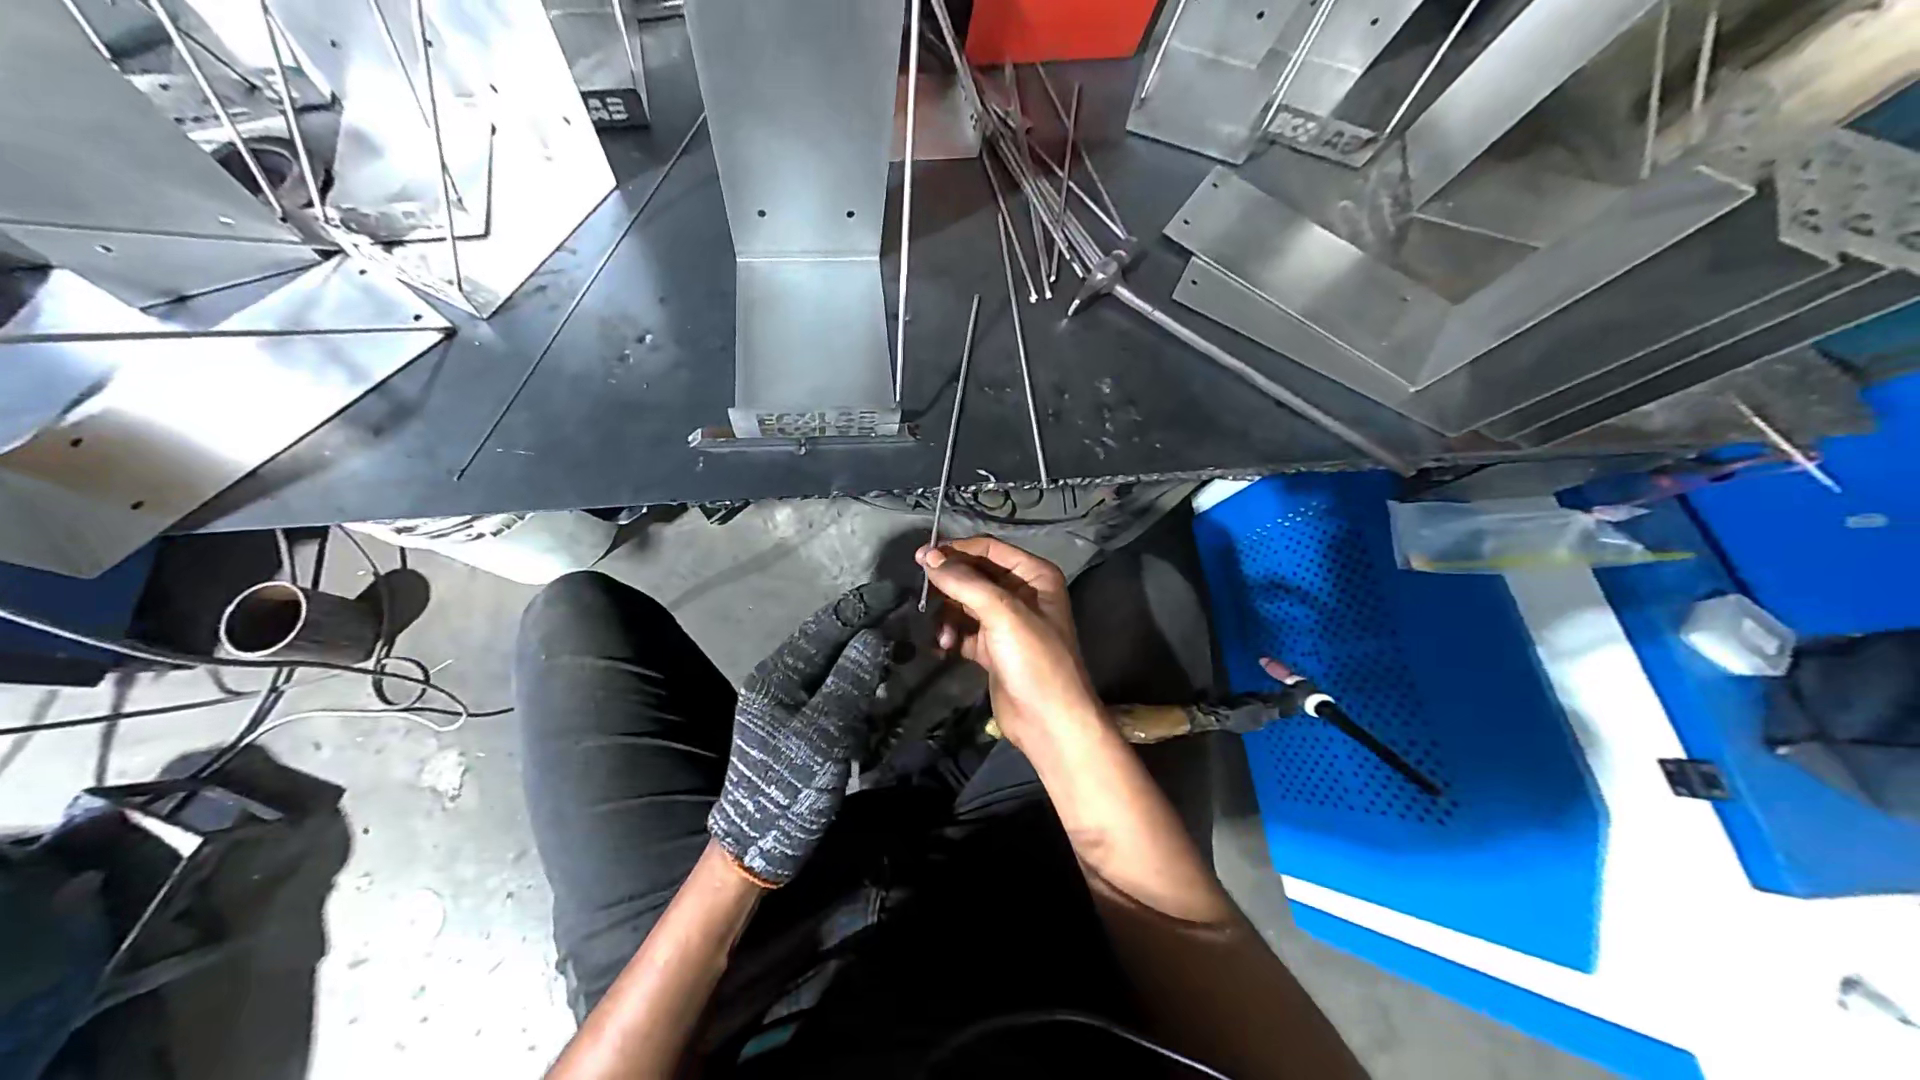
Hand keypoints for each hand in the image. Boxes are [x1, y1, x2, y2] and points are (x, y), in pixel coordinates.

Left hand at [708, 581, 899, 887]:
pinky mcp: (803, 720)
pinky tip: (882, 686)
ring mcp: (791, 700)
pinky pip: (836, 689)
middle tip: (909, 621)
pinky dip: (862, 683)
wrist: (762, 839)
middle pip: (831, 640)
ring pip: (836, 663)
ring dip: (869, 655)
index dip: (864, 606)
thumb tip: (874, 634)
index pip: (826, 625)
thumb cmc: (790, 782)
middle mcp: (781, 678)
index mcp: (778, 673)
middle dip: (870, 627)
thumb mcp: (824, 730)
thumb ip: (849, 678)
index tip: (900, 592)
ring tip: (903, 651)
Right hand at [916, 537, 1101, 752]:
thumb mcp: (1003, 613)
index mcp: (1035, 576)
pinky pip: (964, 631)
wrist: (1049, 722)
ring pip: (965, 604)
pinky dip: (951, 635)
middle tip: (921, 591)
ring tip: (941, 633)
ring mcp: (1006, 623)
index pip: (990, 549)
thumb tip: (929, 558)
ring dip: (948, 614)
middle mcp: (1021, 594)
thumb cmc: (1034, 659)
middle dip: (949, 584)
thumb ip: (965, 582)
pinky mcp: (992, 649)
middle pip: (975, 575)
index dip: (957, 550)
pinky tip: (944, 646)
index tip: (923, 556)